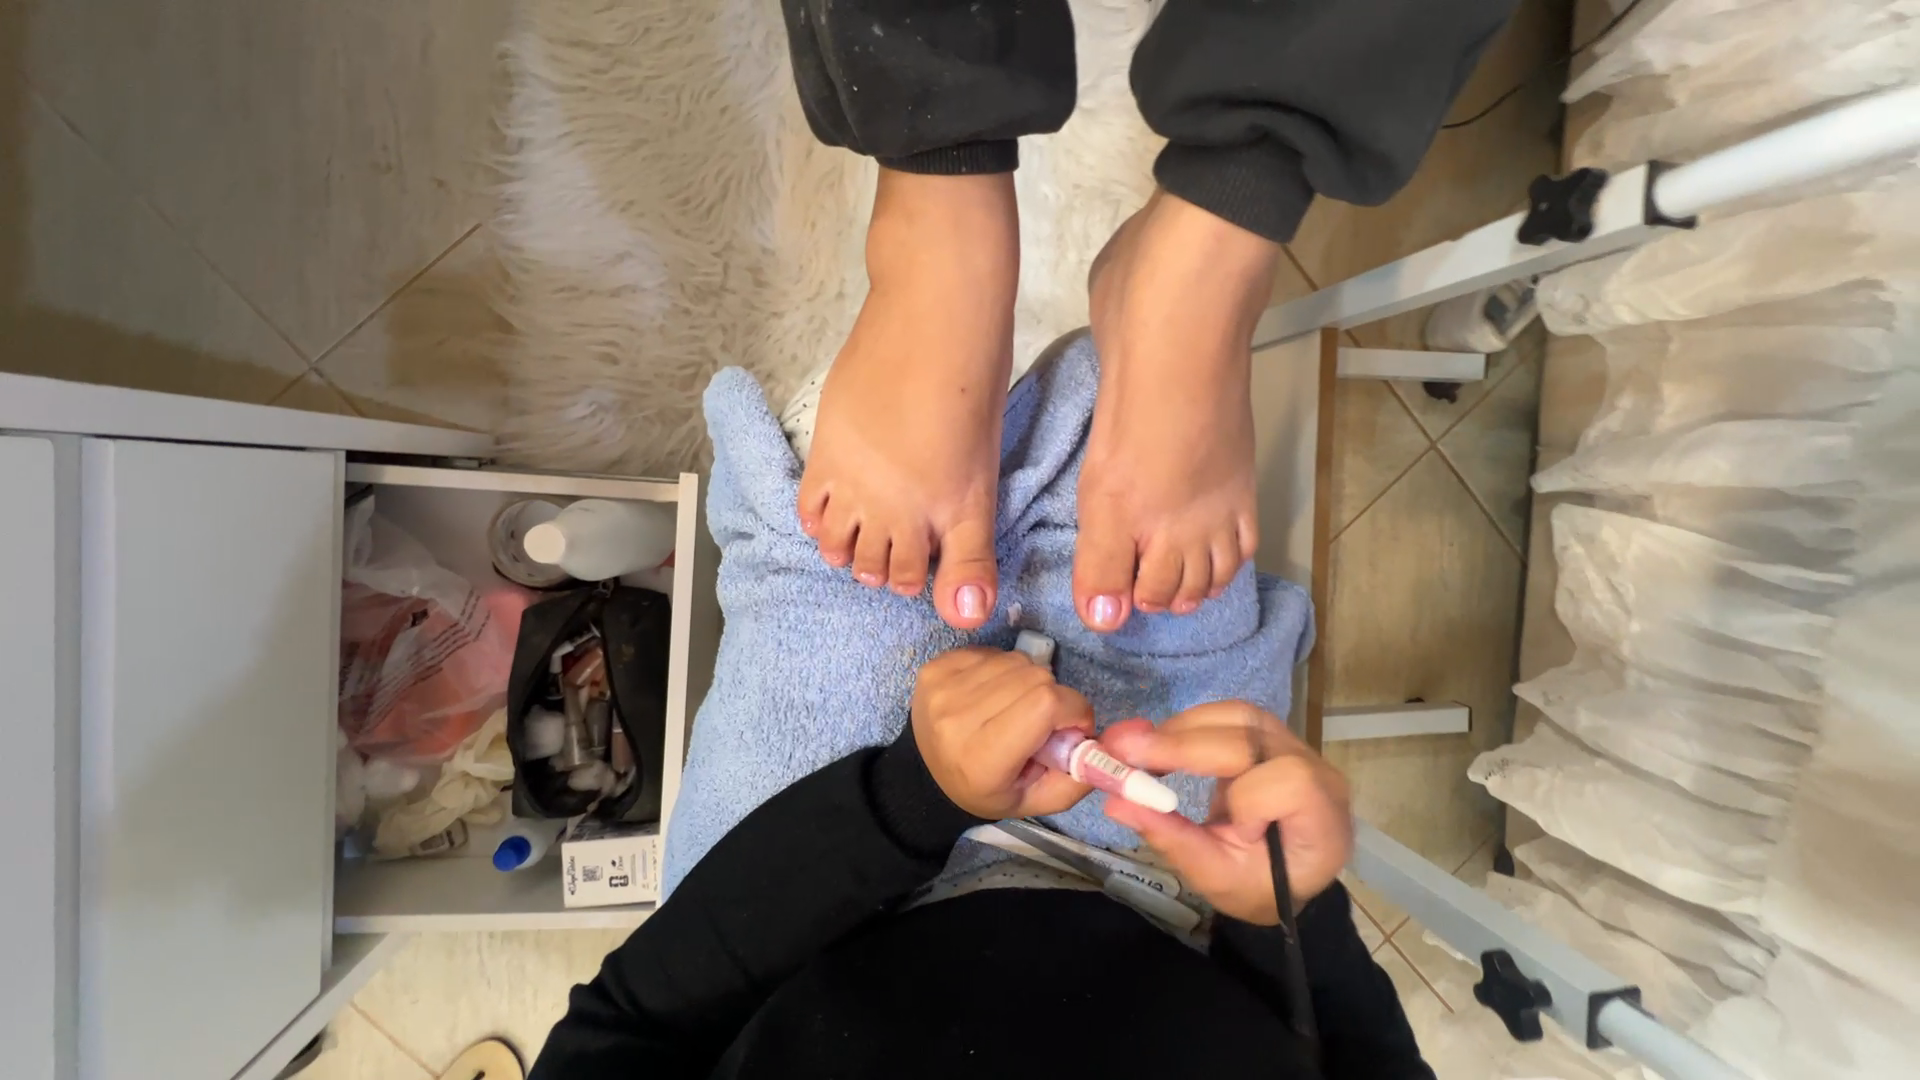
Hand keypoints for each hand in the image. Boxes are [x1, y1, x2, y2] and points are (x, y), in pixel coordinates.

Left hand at [911, 647, 1094, 819]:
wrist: (926, 772)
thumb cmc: (986, 789)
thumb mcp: (1034, 801)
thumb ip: (1075, 780)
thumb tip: (1104, 744)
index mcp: (982, 758)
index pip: (1044, 704)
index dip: (1072, 709)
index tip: (1073, 726)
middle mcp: (957, 718)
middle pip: (1035, 677)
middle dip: (1053, 696)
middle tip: (1043, 720)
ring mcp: (943, 687)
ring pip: (1016, 660)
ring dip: (1027, 680)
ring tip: (1015, 707)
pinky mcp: (935, 666)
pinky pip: (993, 652)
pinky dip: (1003, 669)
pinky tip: (992, 693)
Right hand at [1101, 701, 1351, 924]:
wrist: (1282, 874)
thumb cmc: (1259, 885)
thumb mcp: (1218, 879)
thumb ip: (1173, 840)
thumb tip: (1116, 801)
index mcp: (1321, 817)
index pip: (1292, 783)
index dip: (1250, 796)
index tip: (1227, 823)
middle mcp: (1315, 769)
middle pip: (1249, 735)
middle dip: (1181, 743)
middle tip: (1120, 753)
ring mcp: (1292, 744)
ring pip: (1235, 714)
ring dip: (1181, 728)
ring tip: (1139, 750)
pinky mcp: (1267, 733)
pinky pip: (1227, 714)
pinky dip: (1188, 725)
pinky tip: (1162, 746)